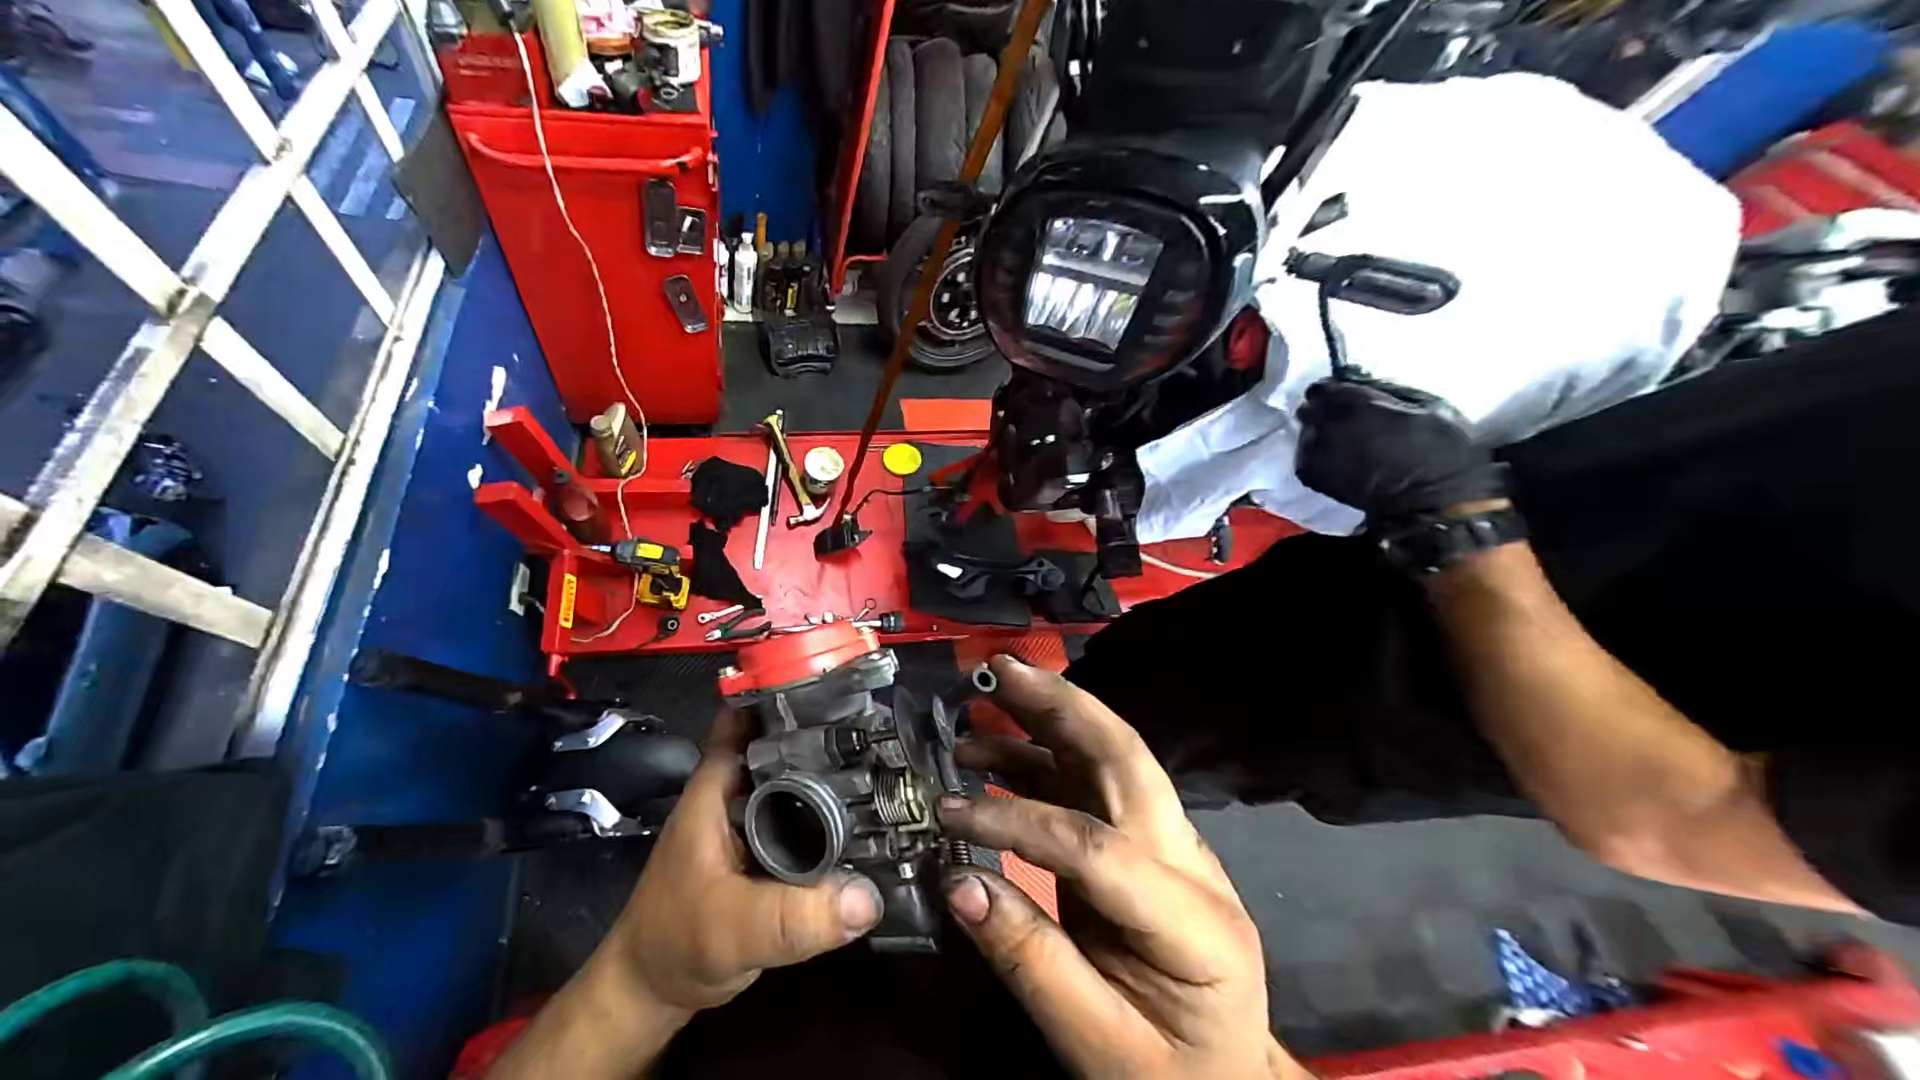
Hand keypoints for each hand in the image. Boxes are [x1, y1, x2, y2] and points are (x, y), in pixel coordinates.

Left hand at [602, 708, 883, 1012]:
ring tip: (888, 762)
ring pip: (799, 773)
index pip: (756, 714)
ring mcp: (752, 814)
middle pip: (787, 738)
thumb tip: (868, 899)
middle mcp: (738, 787)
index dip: (797, 692)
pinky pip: (806, 809)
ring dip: (835, 766)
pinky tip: (867, 813)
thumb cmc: (676, 941)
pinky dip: (833, 805)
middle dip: (831, 728)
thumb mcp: (732, 928)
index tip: (847, 686)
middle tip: (884, 728)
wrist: (654, 987)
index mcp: (719, 783)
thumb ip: (794, 918)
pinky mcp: (766, 842)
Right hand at [940, 656, 1309, 1078]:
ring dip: (1048, 716)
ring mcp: (1170, 843)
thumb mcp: (1096, 1044)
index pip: (1099, 846)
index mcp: (1195, 921)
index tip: (950, 818)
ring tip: (983, 701)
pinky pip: (1089, 785)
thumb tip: (957, 881)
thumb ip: (1030, 961)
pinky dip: (1039, 759)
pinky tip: (991, 755)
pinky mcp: (1142, 842)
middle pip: (1126, 761)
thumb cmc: (1169, 1074)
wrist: (1224, 1079)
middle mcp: (1189, 860)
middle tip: (1001, 670)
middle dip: (1062, 705)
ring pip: (1108, 757)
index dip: (1019, 822)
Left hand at [1295, 375, 1505, 524]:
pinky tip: (1341, 462)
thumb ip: (1377, 389)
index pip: (1319, 388)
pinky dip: (1317, 457)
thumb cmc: (1438, 443)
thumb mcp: (1418, 400)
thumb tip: (1351, 379)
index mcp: (1352, 403)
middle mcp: (1326, 426)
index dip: (1330, 391)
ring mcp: (1314, 453)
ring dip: (1319, 436)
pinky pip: (1305, 458)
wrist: (1433, 496)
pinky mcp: (1310, 477)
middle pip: (1308, 411)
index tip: (1342, 397)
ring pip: (1305, 435)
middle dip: (1323, 413)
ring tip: (1345, 446)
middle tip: (1345, 423)